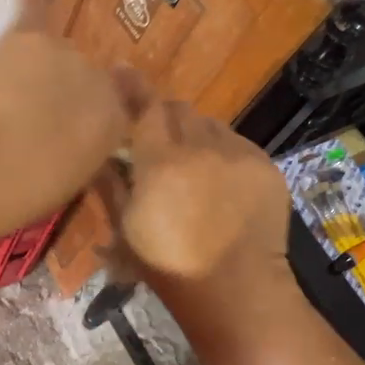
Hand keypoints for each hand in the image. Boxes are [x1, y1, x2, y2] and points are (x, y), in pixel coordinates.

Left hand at [0, 0, 133, 218]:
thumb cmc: (25, 188)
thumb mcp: (68, 180)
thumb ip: (77, 152)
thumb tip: (68, 140)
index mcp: (114, 125)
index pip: (118, 105)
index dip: (95, 108)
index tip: (79, 115)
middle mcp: (100, 82)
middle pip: (84, 76)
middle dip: (61, 91)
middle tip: (31, 114)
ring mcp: (65, 55)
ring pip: (54, 55)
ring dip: (37, 69)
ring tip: (9, 92)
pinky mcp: (28, 37)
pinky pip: (34, 6)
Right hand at [101, 99, 291, 288]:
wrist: (236, 291)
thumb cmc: (168, 267)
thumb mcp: (124, 230)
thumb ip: (110, 184)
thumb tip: (98, 154)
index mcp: (160, 162)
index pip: (144, 105)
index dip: (130, 86)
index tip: (119, 73)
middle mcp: (201, 147)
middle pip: (177, 109)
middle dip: (161, 116)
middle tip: (152, 136)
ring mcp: (239, 155)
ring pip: (209, 124)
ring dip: (192, 133)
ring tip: (188, 162)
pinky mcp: (266, 167)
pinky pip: (237, 144)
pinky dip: (221, 152)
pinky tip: (217, 180)